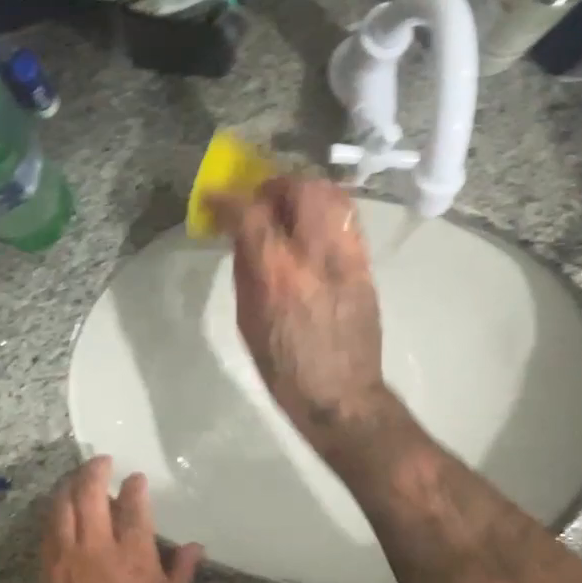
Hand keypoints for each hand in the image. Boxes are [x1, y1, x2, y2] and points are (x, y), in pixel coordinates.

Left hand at [40, 456, 202, 582]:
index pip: (133, 506)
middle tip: (101, 462)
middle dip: (94, 471)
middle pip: (89, 494)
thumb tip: (196, 546)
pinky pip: (48, 533)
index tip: (136, 478)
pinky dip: (55, 515)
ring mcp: (66, 560)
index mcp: (134, 556)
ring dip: (69, 487)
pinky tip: (61, 513)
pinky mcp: (47, 574)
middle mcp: (96, 549)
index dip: (134, 486)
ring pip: (61, 508)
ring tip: (77, 479)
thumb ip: (182, 571)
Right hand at [209, 176, 389, 447]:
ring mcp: (347, 257)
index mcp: (277, 276)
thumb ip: (247, 273)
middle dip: (274, 185)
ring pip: (330, 195)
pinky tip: (313, 229)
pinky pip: (347, 219)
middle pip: (299, 188)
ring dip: (304, 192)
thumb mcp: (250, 324)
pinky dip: (326, 212)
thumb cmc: (285, 371)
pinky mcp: (366, 266)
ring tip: (288, 208)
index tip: (215, 200)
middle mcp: (315, 256)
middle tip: (260, 201)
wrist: (342, 397)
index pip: (251, 213)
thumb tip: (242, 237)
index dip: (228, 199)